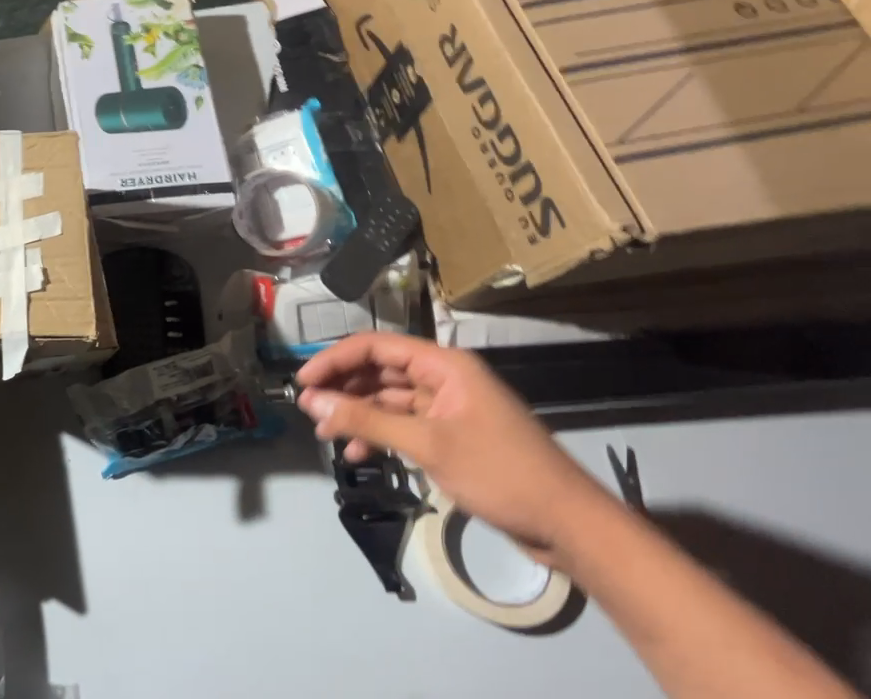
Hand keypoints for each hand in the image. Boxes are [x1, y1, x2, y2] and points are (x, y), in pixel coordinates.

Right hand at [295, 332, 617, 563]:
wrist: (568, 525)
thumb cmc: (501, 473)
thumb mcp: (427, 445)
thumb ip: (365, 421)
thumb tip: (311, 401)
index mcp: (445, 366)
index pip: (375, 347)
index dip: (334, 360)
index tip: (302, 383)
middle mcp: (444, 378)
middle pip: (378, 370)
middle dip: (342, 389)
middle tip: (309, 410)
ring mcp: (448, 407)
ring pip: (387, 399)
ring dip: (356, 415)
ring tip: (327, 436)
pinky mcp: (451, 435)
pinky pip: (402, 424)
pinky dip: (378, 436)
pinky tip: (359, 455)